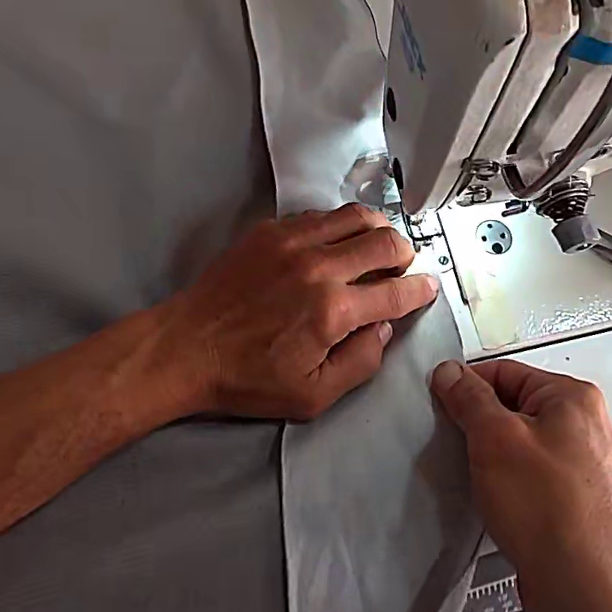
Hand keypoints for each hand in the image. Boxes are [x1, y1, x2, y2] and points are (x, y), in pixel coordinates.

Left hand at [158, 204, 439, 420]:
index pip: (396, 291)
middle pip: (385, 241)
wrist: (185, 348)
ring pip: (356, 216)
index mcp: (332, 311)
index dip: (420, 289)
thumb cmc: (244, 377)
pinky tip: (335, 242)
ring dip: (377, 229)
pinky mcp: (270, 231)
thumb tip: (382, 330)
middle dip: (405, 253)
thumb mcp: (312, 396)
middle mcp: (318, 268)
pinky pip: (320, 215)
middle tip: (403, 266)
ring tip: (378, 245)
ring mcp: (292, 242)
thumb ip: (360, 363)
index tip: (426, 288)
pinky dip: (339, 224)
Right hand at [428, 360, 611, 610]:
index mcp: (571, 397)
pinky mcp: (569, 501)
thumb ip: (468, 399)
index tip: (440, 399)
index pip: (505, 371)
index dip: (467, 384)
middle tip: (453, 440)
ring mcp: (577, 466)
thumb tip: (450, 373)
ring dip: (489, 458)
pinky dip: (504, 484)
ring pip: (516, 444)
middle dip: (477, 425)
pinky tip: (491, 501)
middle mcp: (581, 426)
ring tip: (473, 475)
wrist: (590, 593)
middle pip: (510, 407)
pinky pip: (525, 477)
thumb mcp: (495, 438)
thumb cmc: (553, 512)